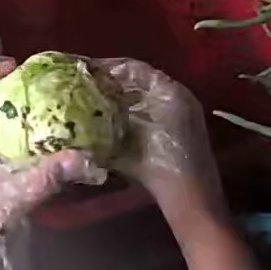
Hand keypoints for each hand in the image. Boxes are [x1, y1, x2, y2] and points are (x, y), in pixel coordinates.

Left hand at [0, 57, 106, 269]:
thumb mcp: (14, 193)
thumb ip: (49, 174)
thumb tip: (87, 157)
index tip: (12, 63)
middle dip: (8, 91)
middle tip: (39, 85)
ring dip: (16, 116)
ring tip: (46, 110)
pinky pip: (3, 147)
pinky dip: (21, 140)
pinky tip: (43, 147)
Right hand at [93, 58, 227, 229]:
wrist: (194, 202)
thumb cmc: (160, 169)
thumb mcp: (126, 143)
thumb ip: (102, 123)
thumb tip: (76, 112)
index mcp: (168, 91)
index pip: (132, 67)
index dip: (105, 67)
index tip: (81, 71)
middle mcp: (178, 95)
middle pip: (139, 79)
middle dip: (111, 81)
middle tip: (82, 86)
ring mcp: (183, 111)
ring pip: (145, 94)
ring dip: (120, 96)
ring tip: (91, 101)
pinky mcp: (181, 128)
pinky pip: (152, 108)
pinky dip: (131, 110)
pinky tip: (111, 120)